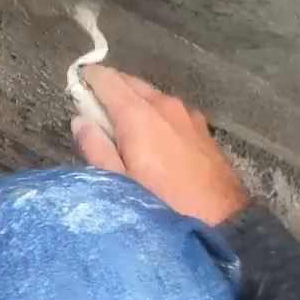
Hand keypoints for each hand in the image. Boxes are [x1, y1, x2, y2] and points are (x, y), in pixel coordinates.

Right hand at [71, 66, 249, 224]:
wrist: (224, 222)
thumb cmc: (164, 203)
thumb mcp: (119, 183)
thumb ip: (95, 148)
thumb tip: (80, 120)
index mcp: (138, 115)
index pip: (106, 79)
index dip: (88, 77)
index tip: (75, 86)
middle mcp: (162, 104)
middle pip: (128, 81)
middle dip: (108, 87)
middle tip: (92, 108)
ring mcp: (185, 113)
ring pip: (149, 93)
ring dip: (131, 99)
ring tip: (120, 124)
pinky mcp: (200, 125)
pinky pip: (167, 107)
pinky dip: (152, 110)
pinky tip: (151, 134)